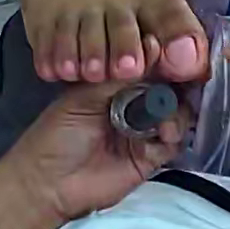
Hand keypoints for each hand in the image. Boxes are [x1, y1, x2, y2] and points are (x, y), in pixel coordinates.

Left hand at [0, 49, 187, 228]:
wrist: (49, 184)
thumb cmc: (58, 134)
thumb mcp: (84, 96)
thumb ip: (119, 74)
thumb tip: (154, 44)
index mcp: (113, 83)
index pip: (146, 65)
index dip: (161, 59)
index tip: (173, 53)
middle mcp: (132, 103)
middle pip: (168, 87)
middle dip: (176, 83)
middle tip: (180, 83)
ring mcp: (143, 130)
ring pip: (176, 113)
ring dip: (176, 111)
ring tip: (164, 118)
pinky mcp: (151, 156)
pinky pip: (174, 141)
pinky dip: (174, 135)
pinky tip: (164, 134)